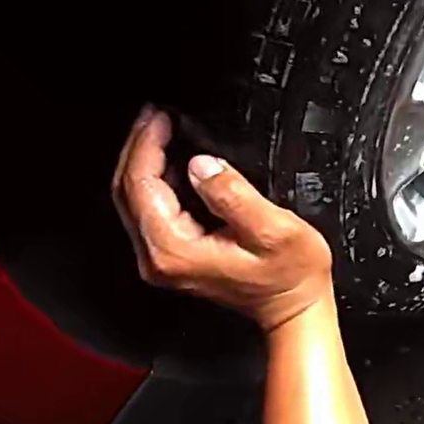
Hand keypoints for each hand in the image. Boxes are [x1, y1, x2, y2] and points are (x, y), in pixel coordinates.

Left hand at [112, 107, 333, 331]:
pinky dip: (156, 181)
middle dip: (139, 148)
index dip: (148, 145)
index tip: (161, 118)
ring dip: (145, 162)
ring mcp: (166, 260)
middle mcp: (161, 258)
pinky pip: (152, 211)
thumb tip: (202, 165)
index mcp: (176, 249)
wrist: (295, 307)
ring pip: (136, 200)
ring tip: (158, 131)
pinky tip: (171, 163)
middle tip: (154, 116)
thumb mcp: (274, 229)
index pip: (143, 186)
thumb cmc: (291, 276)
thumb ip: (234, 194)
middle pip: (129, 192)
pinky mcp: (176, 256)